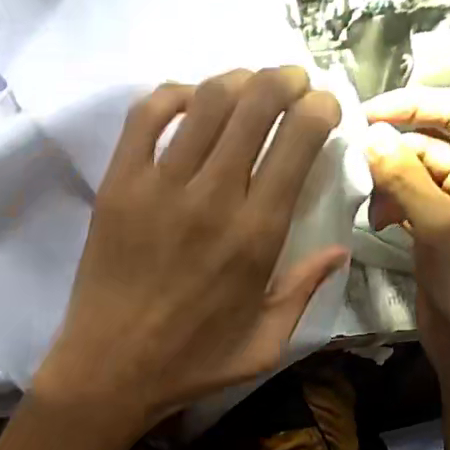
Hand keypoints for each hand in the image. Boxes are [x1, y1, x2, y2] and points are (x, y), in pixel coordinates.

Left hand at [32, 66, 347, 441]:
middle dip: (284, 81)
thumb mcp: (264, 344)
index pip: (298, 141)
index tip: (324, 108)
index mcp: (256, 235)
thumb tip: (339, 251)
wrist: (109, 370)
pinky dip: (174, 94)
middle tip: (293, 84)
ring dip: (238, 80)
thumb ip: (303, 292)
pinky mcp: (118, 184)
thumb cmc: (192, 364)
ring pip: (206, 100)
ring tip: (249, 85)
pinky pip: (145, 116)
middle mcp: (212, 198)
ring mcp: (159, 186)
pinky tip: (191, 102)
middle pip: (256, 105)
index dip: (319, 109)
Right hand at [362, 87, 449, 394]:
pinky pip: (412, 199)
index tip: (365, 114)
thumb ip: (405, 176)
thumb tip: (368, 134)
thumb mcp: (442, 226)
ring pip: (418, 170)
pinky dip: (392, 203)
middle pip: (434, 138)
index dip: (413, 104)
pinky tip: (376, 220)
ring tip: (368, 201)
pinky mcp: (442, 230)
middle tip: (352, 158)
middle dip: (394, 147)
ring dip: (390, 180)